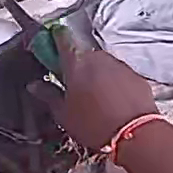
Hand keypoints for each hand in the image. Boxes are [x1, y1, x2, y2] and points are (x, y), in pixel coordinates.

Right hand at [29, 49, 158, 152]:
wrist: (137, 135)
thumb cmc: (94, 123)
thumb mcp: (63, 113)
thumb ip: (48, 94)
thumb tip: (35, 85)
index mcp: (75, 62)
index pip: (62, 37)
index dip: (54, 39)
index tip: (49, 50)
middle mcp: (98, 58)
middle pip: (82, 53)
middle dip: (75, 64)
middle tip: (70, 84)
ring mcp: (119, 66)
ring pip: (101, 63)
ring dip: (95, 74)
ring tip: (93, 97)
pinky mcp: (136, 77)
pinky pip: (119, 74)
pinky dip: (113, 83)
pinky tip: (111, 101)